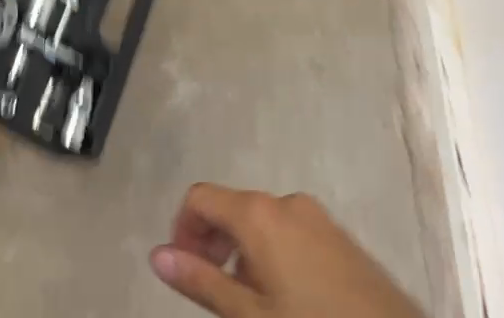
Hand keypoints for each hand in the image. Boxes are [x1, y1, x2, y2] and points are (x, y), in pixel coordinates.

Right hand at [149, 183, 424, 317]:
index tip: (184, 269)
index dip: (182, 230)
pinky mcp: (347, 242)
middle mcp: (288, 204)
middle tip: (212, 289)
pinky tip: (289, 299)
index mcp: (259, 213)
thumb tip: (156, 255)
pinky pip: (294, 235)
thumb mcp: (250, 315)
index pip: (199, 198)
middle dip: (213, 243)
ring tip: (252, 301)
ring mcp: (323, 221)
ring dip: (244, 253)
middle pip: (231, 208)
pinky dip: (276, 256)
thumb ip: (201, 281)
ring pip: (264, 224)